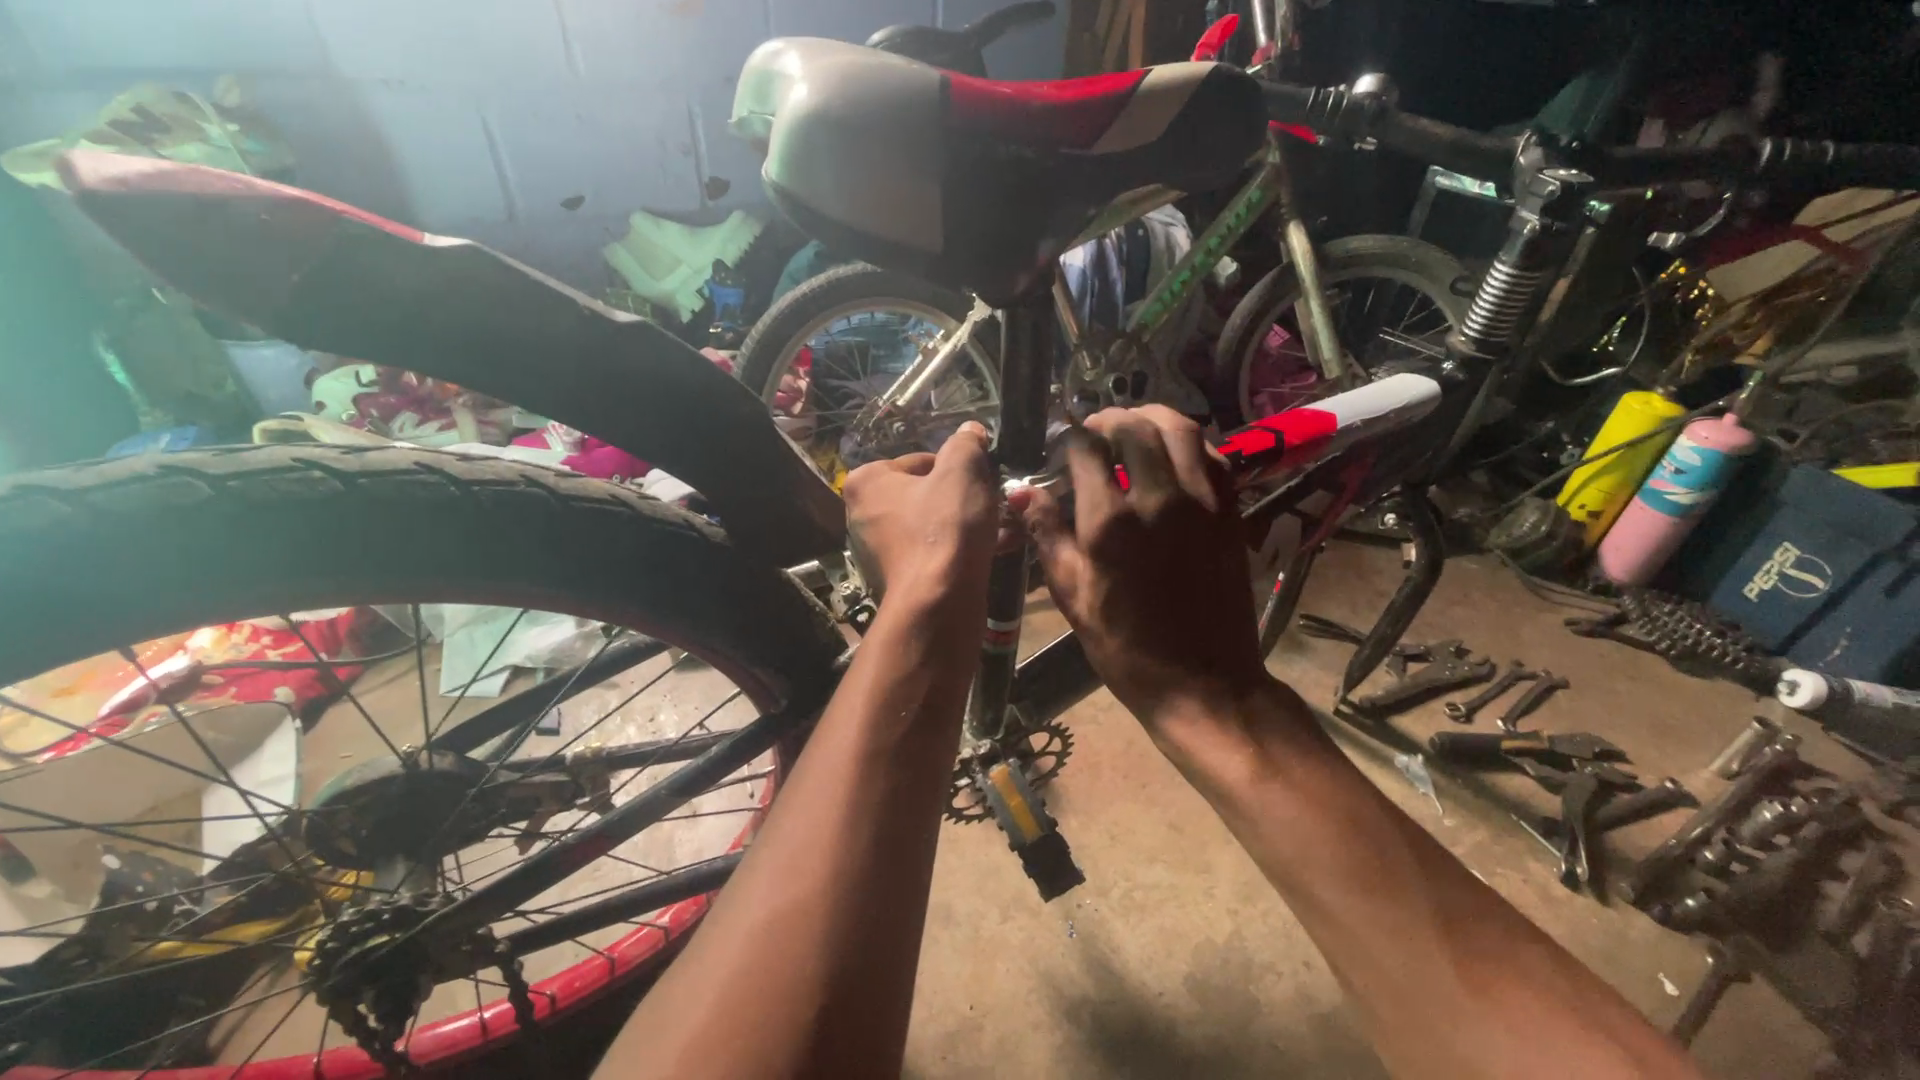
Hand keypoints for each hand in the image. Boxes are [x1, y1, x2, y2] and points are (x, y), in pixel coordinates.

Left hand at [843, 423, 1006, 610]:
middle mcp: (862, 515)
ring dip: (963, 526)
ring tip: (997, 530)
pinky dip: (956, 552)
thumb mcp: (962, 471)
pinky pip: (931, 554)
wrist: (938, 603)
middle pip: (924, 494)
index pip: (920, 461)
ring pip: (931, 526)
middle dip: (960, 499)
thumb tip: (970, 431)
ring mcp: (876, 551)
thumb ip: (965, 444)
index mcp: (866, 481)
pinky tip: (987, 553)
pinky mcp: (895, 581)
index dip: (957, 468)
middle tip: (990, 505)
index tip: (981, 481)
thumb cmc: (945, 527)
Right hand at [1021, 407, 1272, 727]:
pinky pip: (1212, 456)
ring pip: (1179, 429)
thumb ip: (1048, 535)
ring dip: (1151, 418)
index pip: (1086, 448)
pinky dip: (1189, 442)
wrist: (1202, 682)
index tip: (1061, 444)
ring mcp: (1201, 501)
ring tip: (1132, 428)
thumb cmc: (1125, 647)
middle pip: (1133, 427)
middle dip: (1108, 419)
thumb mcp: (1072, 596)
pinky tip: (1173, 454)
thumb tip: (1022, 492)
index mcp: (1109, 521)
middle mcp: (1158, 498)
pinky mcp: (1229, 512)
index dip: (1069, 437)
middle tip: (1093, 431)